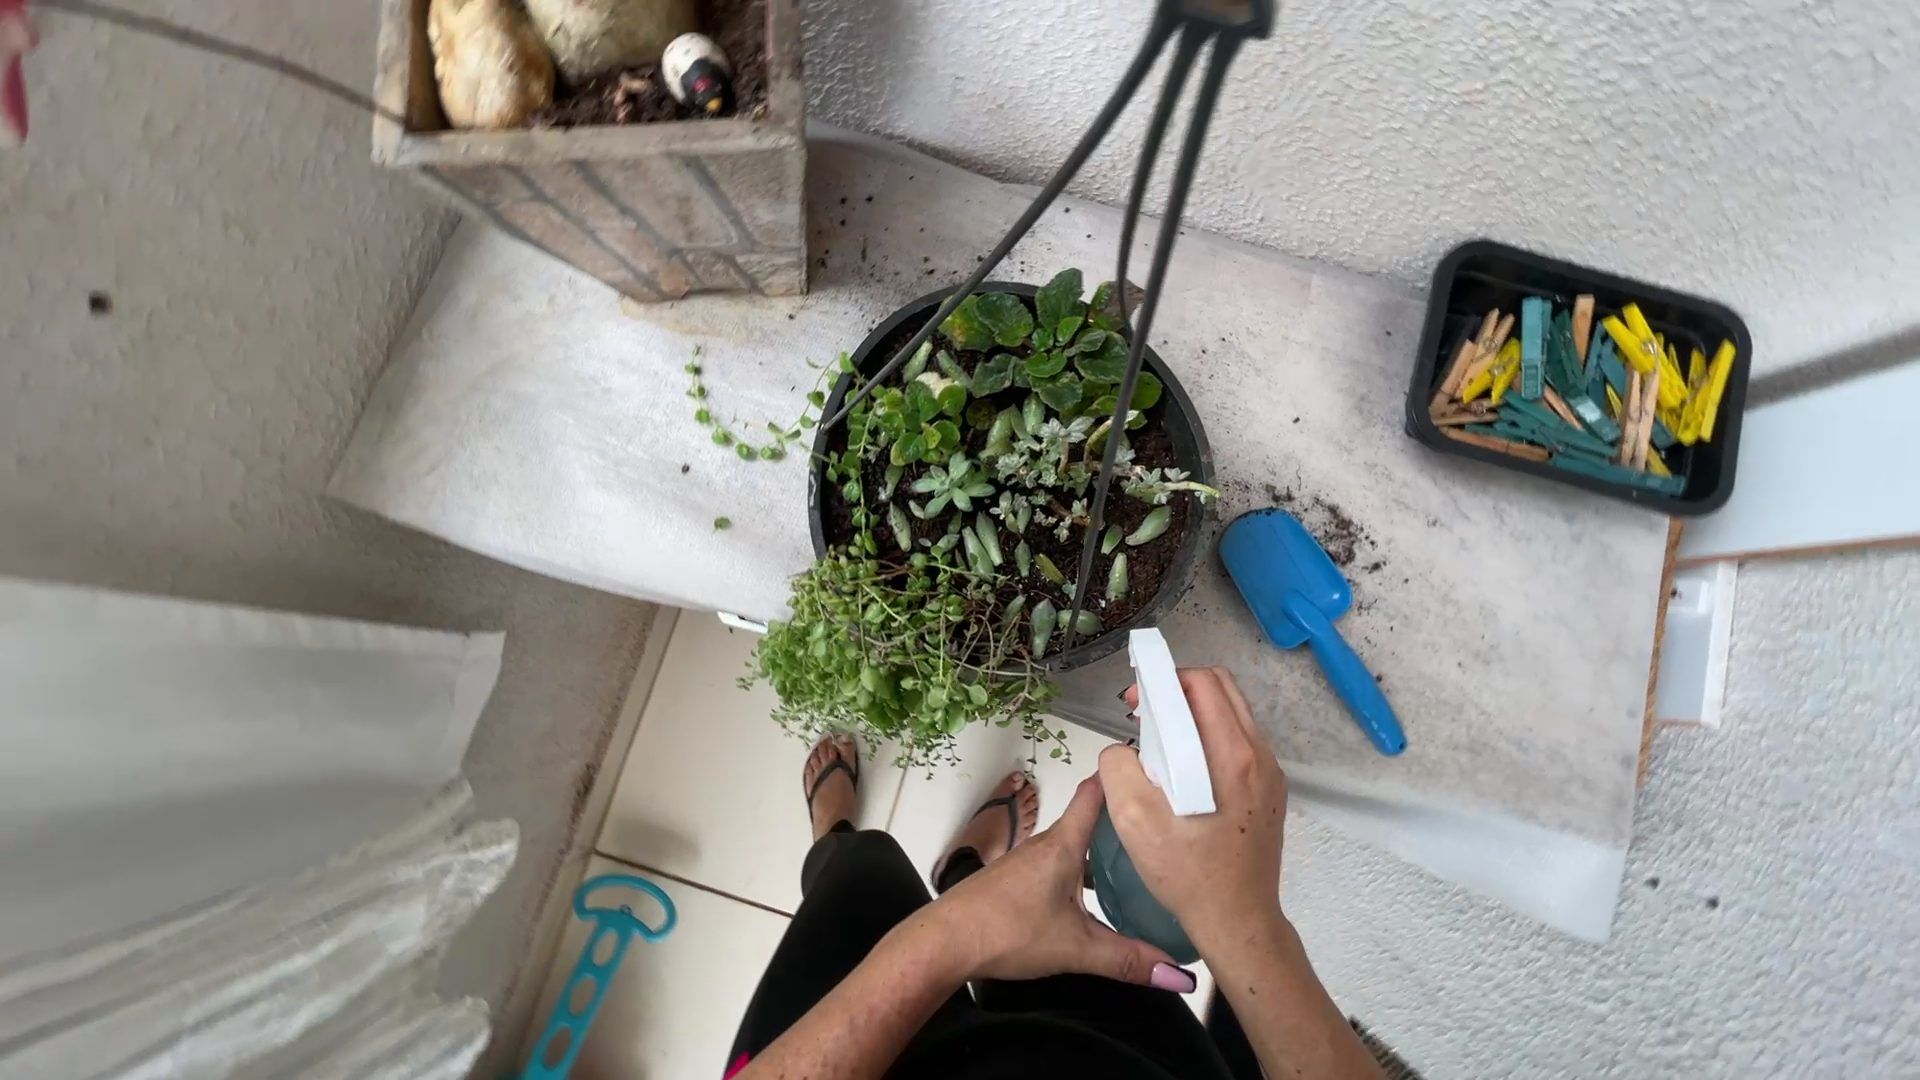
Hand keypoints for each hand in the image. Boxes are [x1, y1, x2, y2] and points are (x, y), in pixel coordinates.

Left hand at [928, 775, 1194, 991]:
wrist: (948, 940)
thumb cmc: (1009, 930)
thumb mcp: (1076, 948)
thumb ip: (1128, 960)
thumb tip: (1180, 976)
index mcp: (1063, 844)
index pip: (1095, 794)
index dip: (1120, 775)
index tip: (1150, 765)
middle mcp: (1047, 844)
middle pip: (1091, 821)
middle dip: (1124, 821)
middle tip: (1164, 826)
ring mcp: (1031, 860)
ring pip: (1076, 846)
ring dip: (1104, 850)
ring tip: (1140, 865)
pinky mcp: (1019, 879)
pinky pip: (1061, 864)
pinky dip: (1084, 870)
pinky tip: (1097, 898)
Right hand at [1100, 667, 1287, 951]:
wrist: (1237, 922)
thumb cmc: (1187, 873)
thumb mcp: (1133, 818)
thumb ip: (1119, 766)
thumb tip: (1125, 748)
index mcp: (1232, 755)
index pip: (1202, 684)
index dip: (1161, 680)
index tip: (1135, 703)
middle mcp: (1260, 756)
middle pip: (1221, 688)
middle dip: (1177, 689)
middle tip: (1145, 716)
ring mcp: (1270, 773)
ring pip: (1231, 713)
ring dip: (1192, 713)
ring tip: (1160, 745)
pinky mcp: (1269, 791)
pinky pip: (1238, 741)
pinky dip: (1208, 737)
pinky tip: (1184, 772)